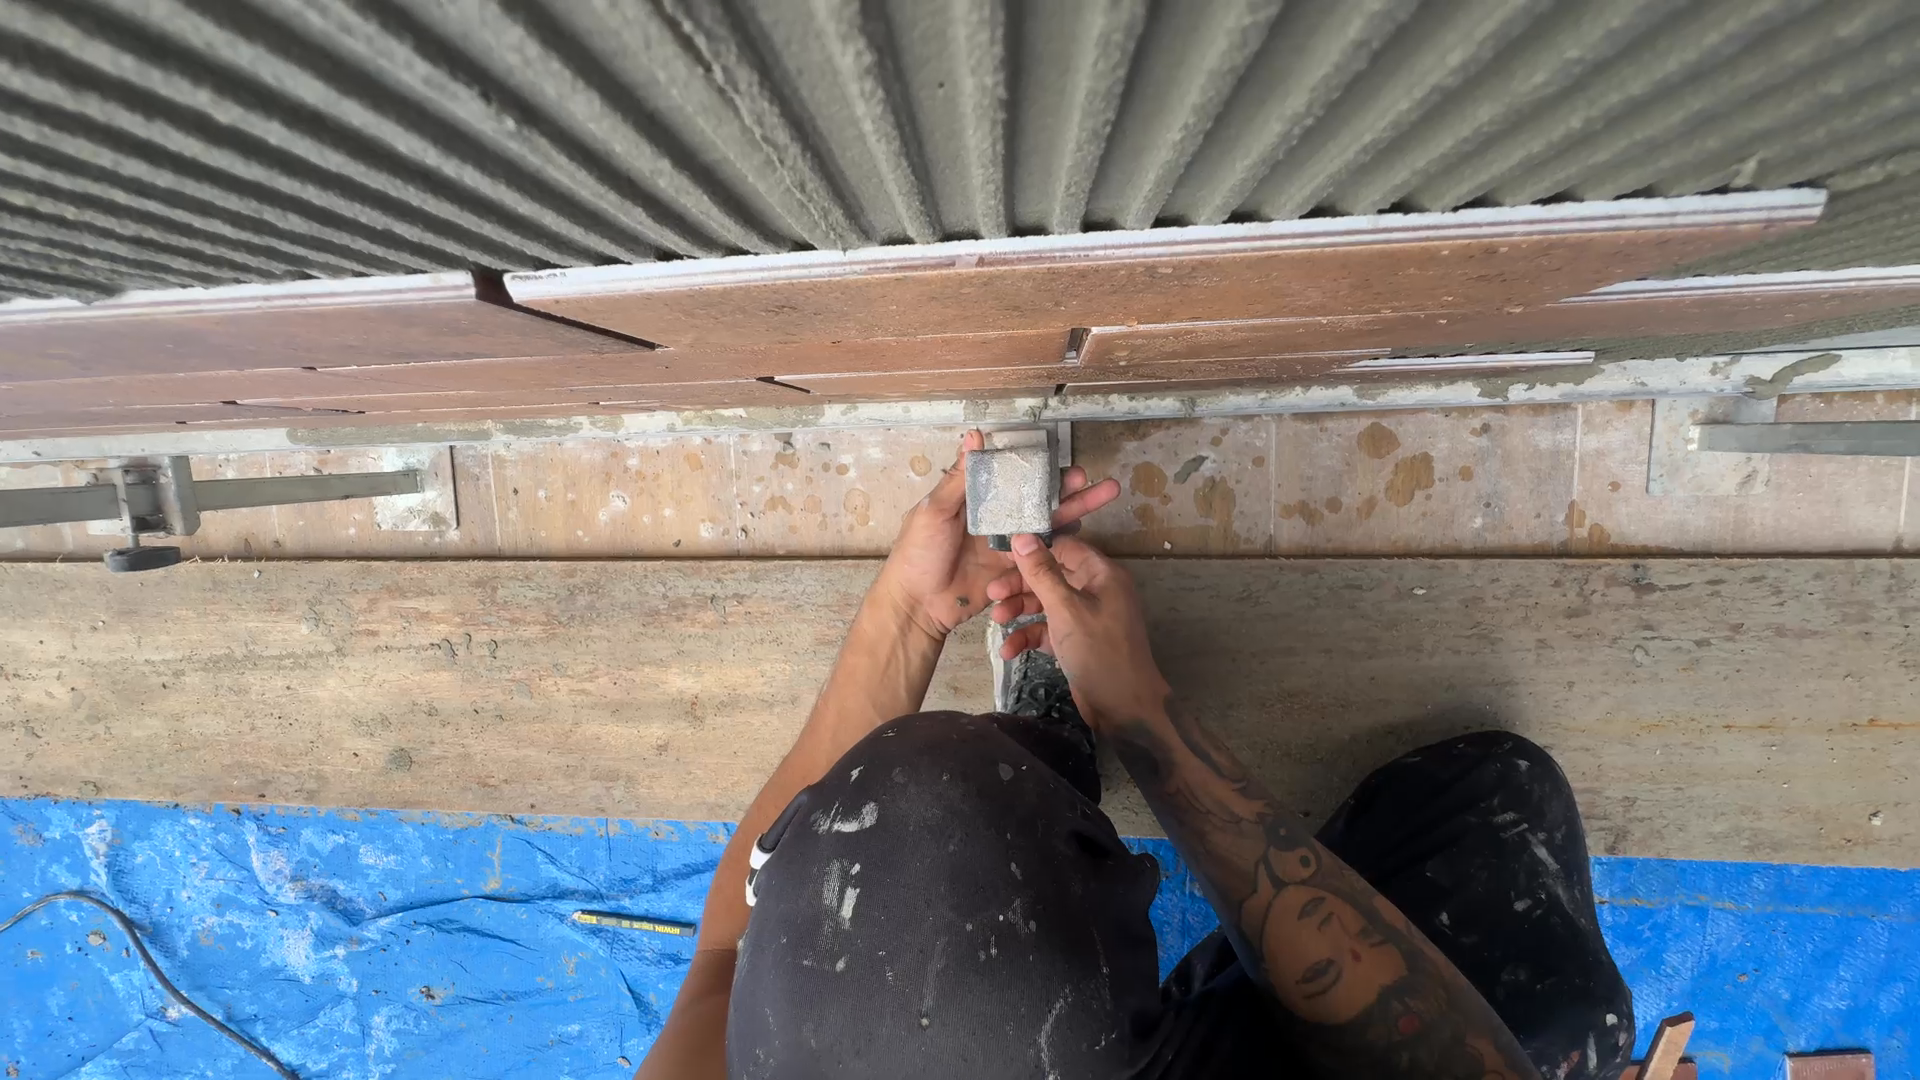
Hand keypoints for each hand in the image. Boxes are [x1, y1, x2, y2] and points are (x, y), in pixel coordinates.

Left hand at [876, 431, 1120, 640]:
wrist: (917, 603)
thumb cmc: (918, 553)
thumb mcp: (935, 510)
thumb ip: (960, 477)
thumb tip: (975, 435)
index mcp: (974, 500)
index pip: (1010, 478)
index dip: (1034, 468)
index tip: (1057, 456)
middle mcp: (994, 519)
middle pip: (1034, 500)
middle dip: (1063, 488)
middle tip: (1087, 477)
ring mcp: (1005, 545)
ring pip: (1044, 524)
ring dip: (1070, 511)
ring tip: (1098, 496)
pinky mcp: (1013, 570)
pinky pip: (1041, 555)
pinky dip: (1061, 543)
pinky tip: (1081, 530)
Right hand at [988, 534, 1170, 730]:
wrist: (1123, 709)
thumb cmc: (1098, 651)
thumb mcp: (1065, 609)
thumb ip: (1042, 573)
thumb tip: (1022, 536)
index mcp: (1102, 575)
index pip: (1064, 548)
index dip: (1034, 550)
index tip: (1002, 556)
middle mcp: (1095, 591)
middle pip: (1051, 576)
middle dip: (1020, 585)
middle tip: (991, 593)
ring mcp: (1085, 618)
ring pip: (1046, 603)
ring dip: (1020, 611)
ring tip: (996, 620)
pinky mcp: (1076, 641)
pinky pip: (1048, 630)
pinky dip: (1029, 636)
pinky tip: (1009, 650)